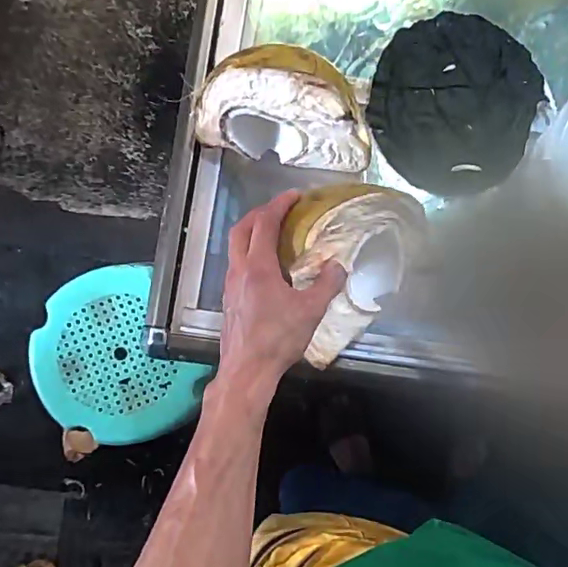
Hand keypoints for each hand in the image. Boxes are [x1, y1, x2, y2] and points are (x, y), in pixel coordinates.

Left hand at [218, 191, 346, 392]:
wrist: (247, 370)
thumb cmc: (277, 339)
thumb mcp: (311, 311)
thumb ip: (327, 285)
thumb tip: (338, 267)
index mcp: (257, 267)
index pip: (264, 224)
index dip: (279, 205)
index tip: (294, 196)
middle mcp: (238, 271)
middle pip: (241, 229)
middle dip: (259, 213)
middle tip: (279, 210)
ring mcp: (230, 286)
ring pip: (235, 248)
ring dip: (252, 234)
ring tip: (275, 235)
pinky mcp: (229, 301)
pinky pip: (237, 266)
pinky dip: (250, 254)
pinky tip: (267, 269)